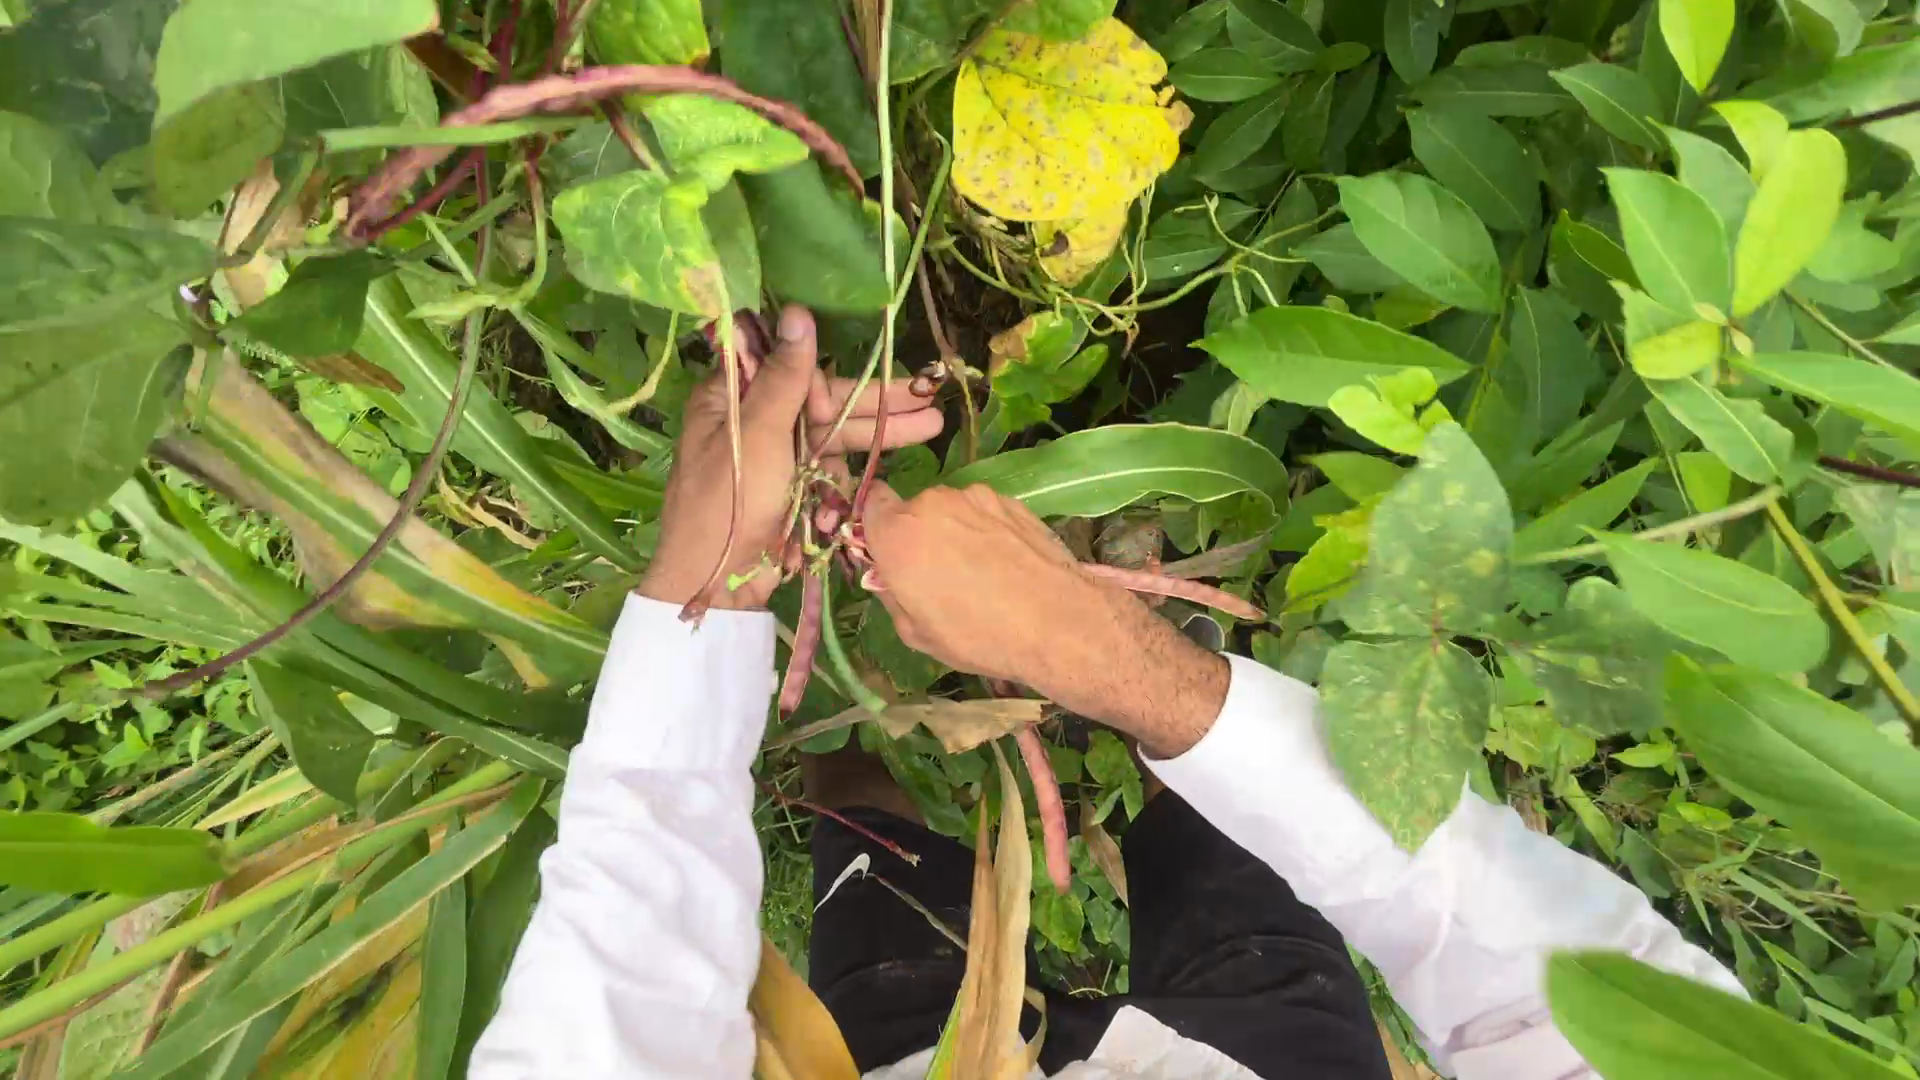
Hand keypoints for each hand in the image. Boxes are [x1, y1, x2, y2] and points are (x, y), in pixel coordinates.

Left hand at [637, 306, 943, 610]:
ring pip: (836, 438)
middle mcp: (758, 422)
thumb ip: (786, 377)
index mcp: (735, 397)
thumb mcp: (759, 433)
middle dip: (875, 403)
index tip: (860, 391)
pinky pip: (831, 472)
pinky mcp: (794, 489)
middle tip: (926, 395)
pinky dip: (853, 476)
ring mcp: (778, 458)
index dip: (828, 379)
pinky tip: (889, 469)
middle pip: (825, 403)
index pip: (794, 370)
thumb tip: (797, 311)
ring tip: (932, 426)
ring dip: (879, 434)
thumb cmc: (727, 500)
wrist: (716, 580)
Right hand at [861, 483, 1228, 755]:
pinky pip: (983, 513)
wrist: (1058, 622)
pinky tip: (1007, 564)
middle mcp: (932, 503)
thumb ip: (890, 592)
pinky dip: (987, 531)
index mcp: (898, 534)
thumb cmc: (978, 636)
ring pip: (950, 511)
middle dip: (920, 536)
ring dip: (955, 532)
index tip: (892, 555)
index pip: (871, 504)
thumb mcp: (916, 633)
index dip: (878, 529)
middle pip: (913, 510)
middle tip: (940, 576)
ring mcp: (975, 497)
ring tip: (982, 573)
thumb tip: (886, 575)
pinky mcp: (1010, 500)